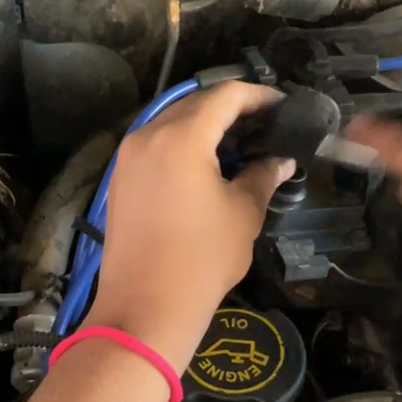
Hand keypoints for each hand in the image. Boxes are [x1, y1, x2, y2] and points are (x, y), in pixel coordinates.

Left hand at [85, 82, 295, 363]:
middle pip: (194, 104)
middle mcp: (148, 136)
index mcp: (181, 137)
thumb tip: (280, 161)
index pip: (225, 95)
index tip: (281, 106)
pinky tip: (206, 165)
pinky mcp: (120, 179)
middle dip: (230, 109)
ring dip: (204, 126)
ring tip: (238, 146)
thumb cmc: (201, 259)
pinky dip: (181, 144)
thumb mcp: (243, 213)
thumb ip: (263, 177)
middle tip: (263, 126)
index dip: (257, 95)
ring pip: (171, 123)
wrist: (145, 306)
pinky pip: (155, 145)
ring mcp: (128, 157)